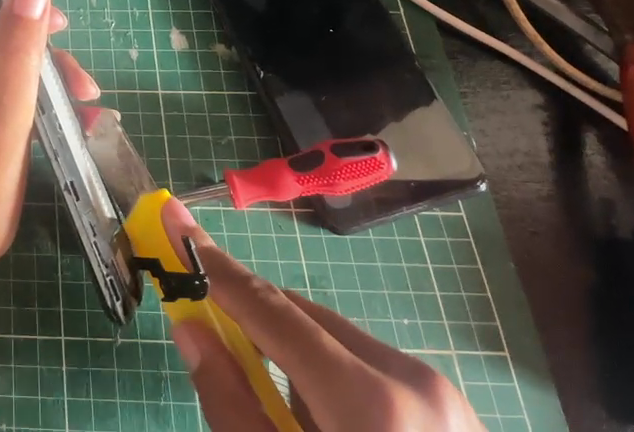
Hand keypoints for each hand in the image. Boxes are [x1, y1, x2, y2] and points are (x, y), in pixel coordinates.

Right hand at [163, 199, 484, 431]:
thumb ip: (229, 402)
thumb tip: (189, 329)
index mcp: (369, 401)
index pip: (271, 309)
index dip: (215, 266)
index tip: (176, 222)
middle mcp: (412, 380)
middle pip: (306, 319)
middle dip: (256, 324)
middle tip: (215, 344)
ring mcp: (444, 396)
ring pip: (339, 342)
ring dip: (298, 360)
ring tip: (292, 425)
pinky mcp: (457, 414)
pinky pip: (373, 370)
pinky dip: (335, 383)